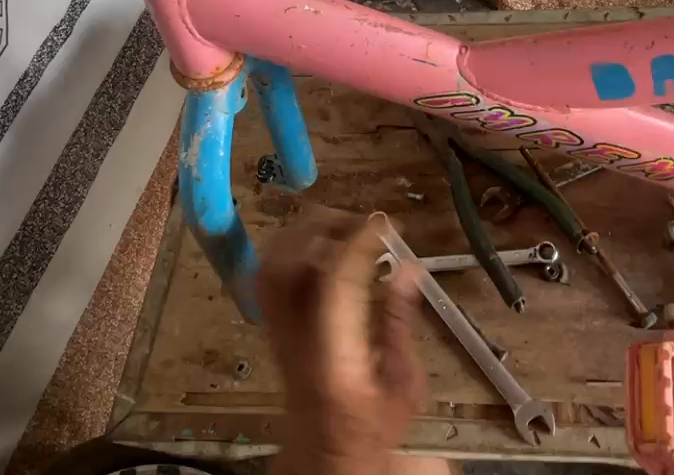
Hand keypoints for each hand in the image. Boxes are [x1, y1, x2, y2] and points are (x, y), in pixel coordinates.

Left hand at [258, 209, 425, 474]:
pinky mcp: (269, 328)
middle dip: (326, 228)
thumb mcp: (403, 383)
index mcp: (333, 359)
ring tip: (342, 226)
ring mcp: (274, 333)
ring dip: (304, 233)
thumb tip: (409, 267)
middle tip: (364, 222)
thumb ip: (400, 322)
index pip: (334, 282)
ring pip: (269, 265)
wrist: (324, 458)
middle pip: (288, 264)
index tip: (386, 224)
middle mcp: (294, 341)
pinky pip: (265, 275)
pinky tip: (318, 246)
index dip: (358, 242)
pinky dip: (289, 248)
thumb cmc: (371, 428)